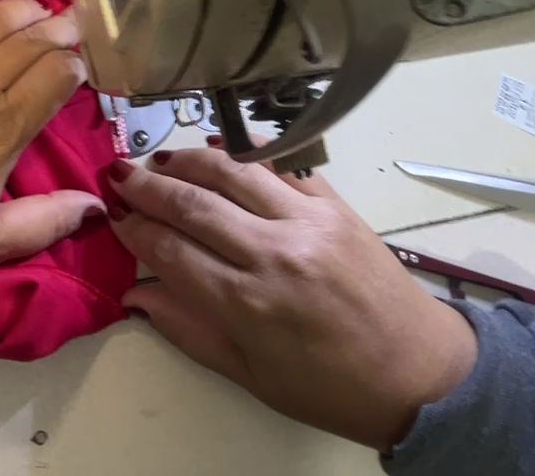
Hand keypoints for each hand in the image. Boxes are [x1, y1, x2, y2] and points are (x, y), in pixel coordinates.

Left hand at [0, 0, 99, 299]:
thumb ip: (48, 221)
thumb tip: (96, 205)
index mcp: (2, 128)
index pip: (57, 72)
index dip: (76, 65)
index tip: (78, 70)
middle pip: (33, 36)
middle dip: (61, 29)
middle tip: (72, 28)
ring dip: (24, 12)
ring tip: (37, 14)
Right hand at [107, 147, 476, 450]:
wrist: (422, 373)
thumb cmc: (330, 388)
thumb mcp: (253, 377)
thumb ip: (189, 330)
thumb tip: (134, 293)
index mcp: (249, 304)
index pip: (170, 249)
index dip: (134, 228)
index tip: (113, 215)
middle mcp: (275, 252)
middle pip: (193, 202)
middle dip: (147, 185)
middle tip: (118, 174)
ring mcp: (308, 220)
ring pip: (233, 170)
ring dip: (189, 159)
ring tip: (160, 159)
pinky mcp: (335, 202)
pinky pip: (282, 162)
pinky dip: (246, 149)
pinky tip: (221, 146)